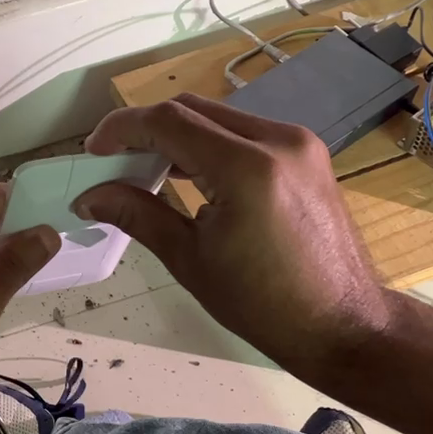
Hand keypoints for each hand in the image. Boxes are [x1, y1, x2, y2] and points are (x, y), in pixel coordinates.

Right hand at [74, 94, 393, 370]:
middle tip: (116, 161)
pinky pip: (245, 132)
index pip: (169, 121)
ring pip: (220, 117)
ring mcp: (299, 143)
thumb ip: (138, 215)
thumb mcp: (190, 260)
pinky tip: (190, 175)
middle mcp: (277, 140)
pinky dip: (210, 144)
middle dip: (147, 128)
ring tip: (147, 169)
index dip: (122, 128)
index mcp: (246, 168)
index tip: (94, 150)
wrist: (343, 324)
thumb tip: (88, 196)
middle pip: (193, 109)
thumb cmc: (262, 304)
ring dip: (178, 135)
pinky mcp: (307, 153)